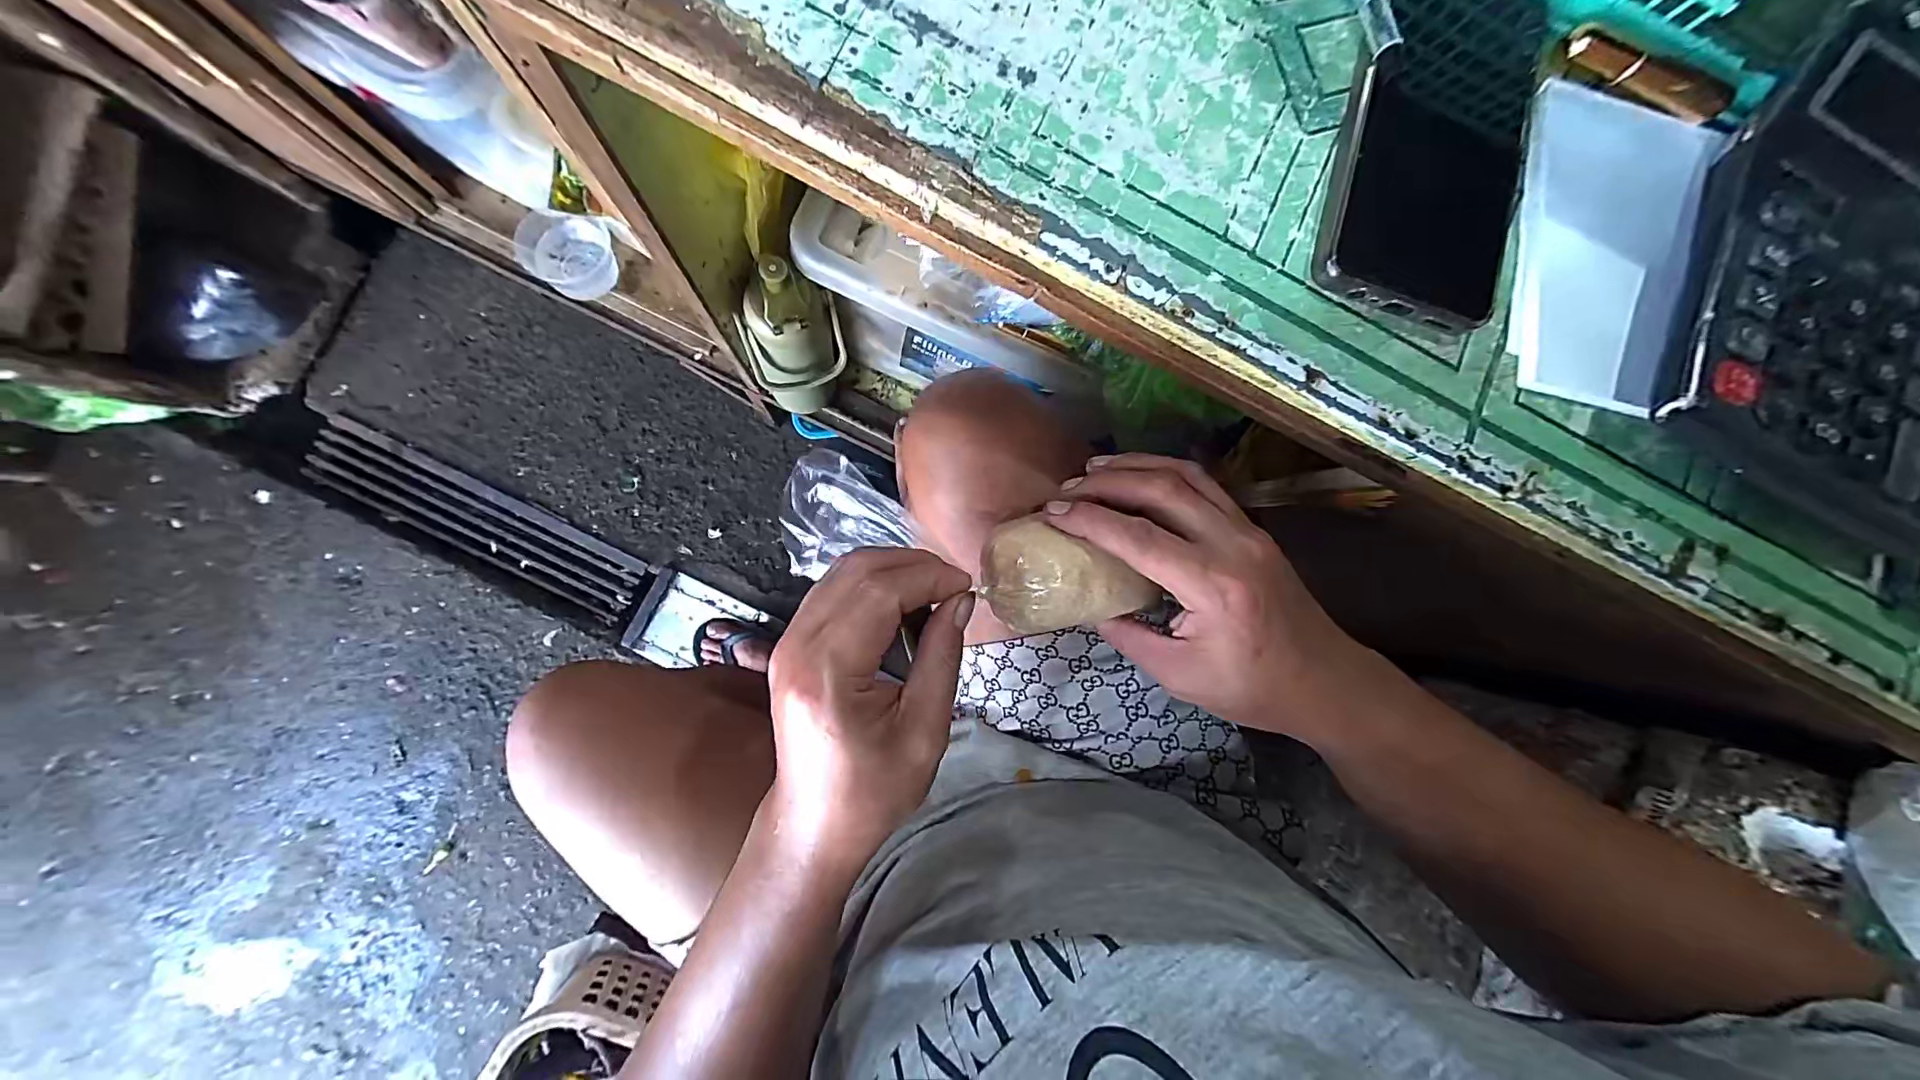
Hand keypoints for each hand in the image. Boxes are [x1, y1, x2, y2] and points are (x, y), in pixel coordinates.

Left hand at [763, 547, 974, 868]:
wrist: (814, 825)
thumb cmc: (873, 792)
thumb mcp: (924, 730)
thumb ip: (942, 657)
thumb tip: (961, 601)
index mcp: (827, 671)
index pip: (879, 590)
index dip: (929, 576)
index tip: (967, 586)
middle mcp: (797, 646)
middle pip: (857, 569)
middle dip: (913, 564)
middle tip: (954, 586)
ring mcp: (787, 643)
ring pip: (841, 573)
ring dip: (892, 571)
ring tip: (933, 594)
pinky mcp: (790, 646)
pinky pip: (832, 592)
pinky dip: (872, 586)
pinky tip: (901, 608)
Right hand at [1043, 454, 1365, 741]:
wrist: (1324, 682)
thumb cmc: (1251, 687)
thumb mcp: (1179, 675)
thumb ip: (1129, 637)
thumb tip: (1090, 607)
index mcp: (1212, 586)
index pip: (1139, 538)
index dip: (1090, 521)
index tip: (1053, 513)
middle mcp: (1233, 545)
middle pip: (1162, 490)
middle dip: (1108, 483)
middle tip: (1067, 488)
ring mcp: (1248, 531)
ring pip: (1188, 476)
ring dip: (1138, 465)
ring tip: (1096, 469)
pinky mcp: (1253, 530)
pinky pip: (1206, 486)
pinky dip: (1167, 472)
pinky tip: (1141, 475)